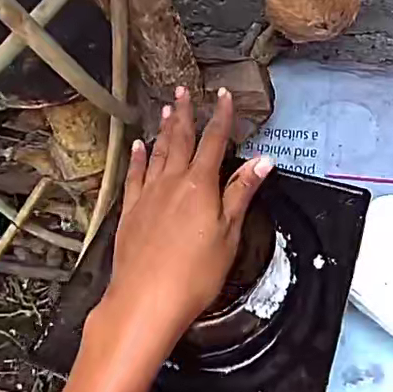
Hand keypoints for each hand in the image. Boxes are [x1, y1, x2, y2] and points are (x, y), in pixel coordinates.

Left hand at [95, 86, 272, 358]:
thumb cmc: (194, 274)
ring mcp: (147, 194)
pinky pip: (134, 174)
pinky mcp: (130, 210)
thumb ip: (241, 193)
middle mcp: (171, 182)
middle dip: (186, 113)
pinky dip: (138, 157)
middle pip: (181, 139)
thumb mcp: (228, 234)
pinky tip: (138, 146)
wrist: (144, 300)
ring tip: (168, 110)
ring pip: (158, 152)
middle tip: (184, 90)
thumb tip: (262, 161)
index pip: (214, 141)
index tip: (223, 95)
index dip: (221, 116)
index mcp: (199, 185)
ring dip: (165, 130)